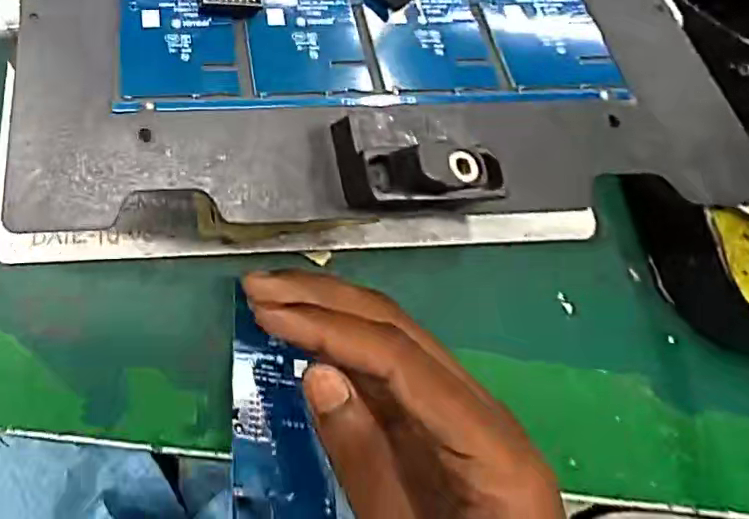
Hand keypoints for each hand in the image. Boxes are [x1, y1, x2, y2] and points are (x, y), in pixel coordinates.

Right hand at [242, 270, 563, 518]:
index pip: (398, 355)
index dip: (329, 327)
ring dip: (328, 307)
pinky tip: (307, 332)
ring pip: (390, 334)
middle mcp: (481, 407)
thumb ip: (367, 464)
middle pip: (395, 327)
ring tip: (273, 293)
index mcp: (489, 439)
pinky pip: (388, 368)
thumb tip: (316, 373)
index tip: (268, 312)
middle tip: (259, 284)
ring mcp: (462, 410)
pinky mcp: (442, 423)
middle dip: (322, 297)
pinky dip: (341, 344)